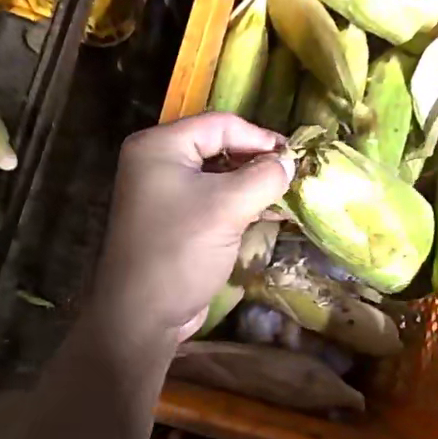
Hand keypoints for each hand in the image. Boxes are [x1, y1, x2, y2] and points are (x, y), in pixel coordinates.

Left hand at [92, 113, 292, 348]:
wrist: (142, 314)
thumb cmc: (180, 250)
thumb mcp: (228, 207)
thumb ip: (264, 177)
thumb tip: (289, 163)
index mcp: (159, 146)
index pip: (220, 124)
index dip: (260, 136)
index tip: (294, 155)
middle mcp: (156, 163)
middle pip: (218, 148)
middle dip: (257, 161)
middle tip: (293, 175)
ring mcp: (162, 195)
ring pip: (217, 178)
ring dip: (252, 185)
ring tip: (288, 195)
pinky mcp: (173, 223)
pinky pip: (211, 202)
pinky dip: (239, 205)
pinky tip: (270, 214)